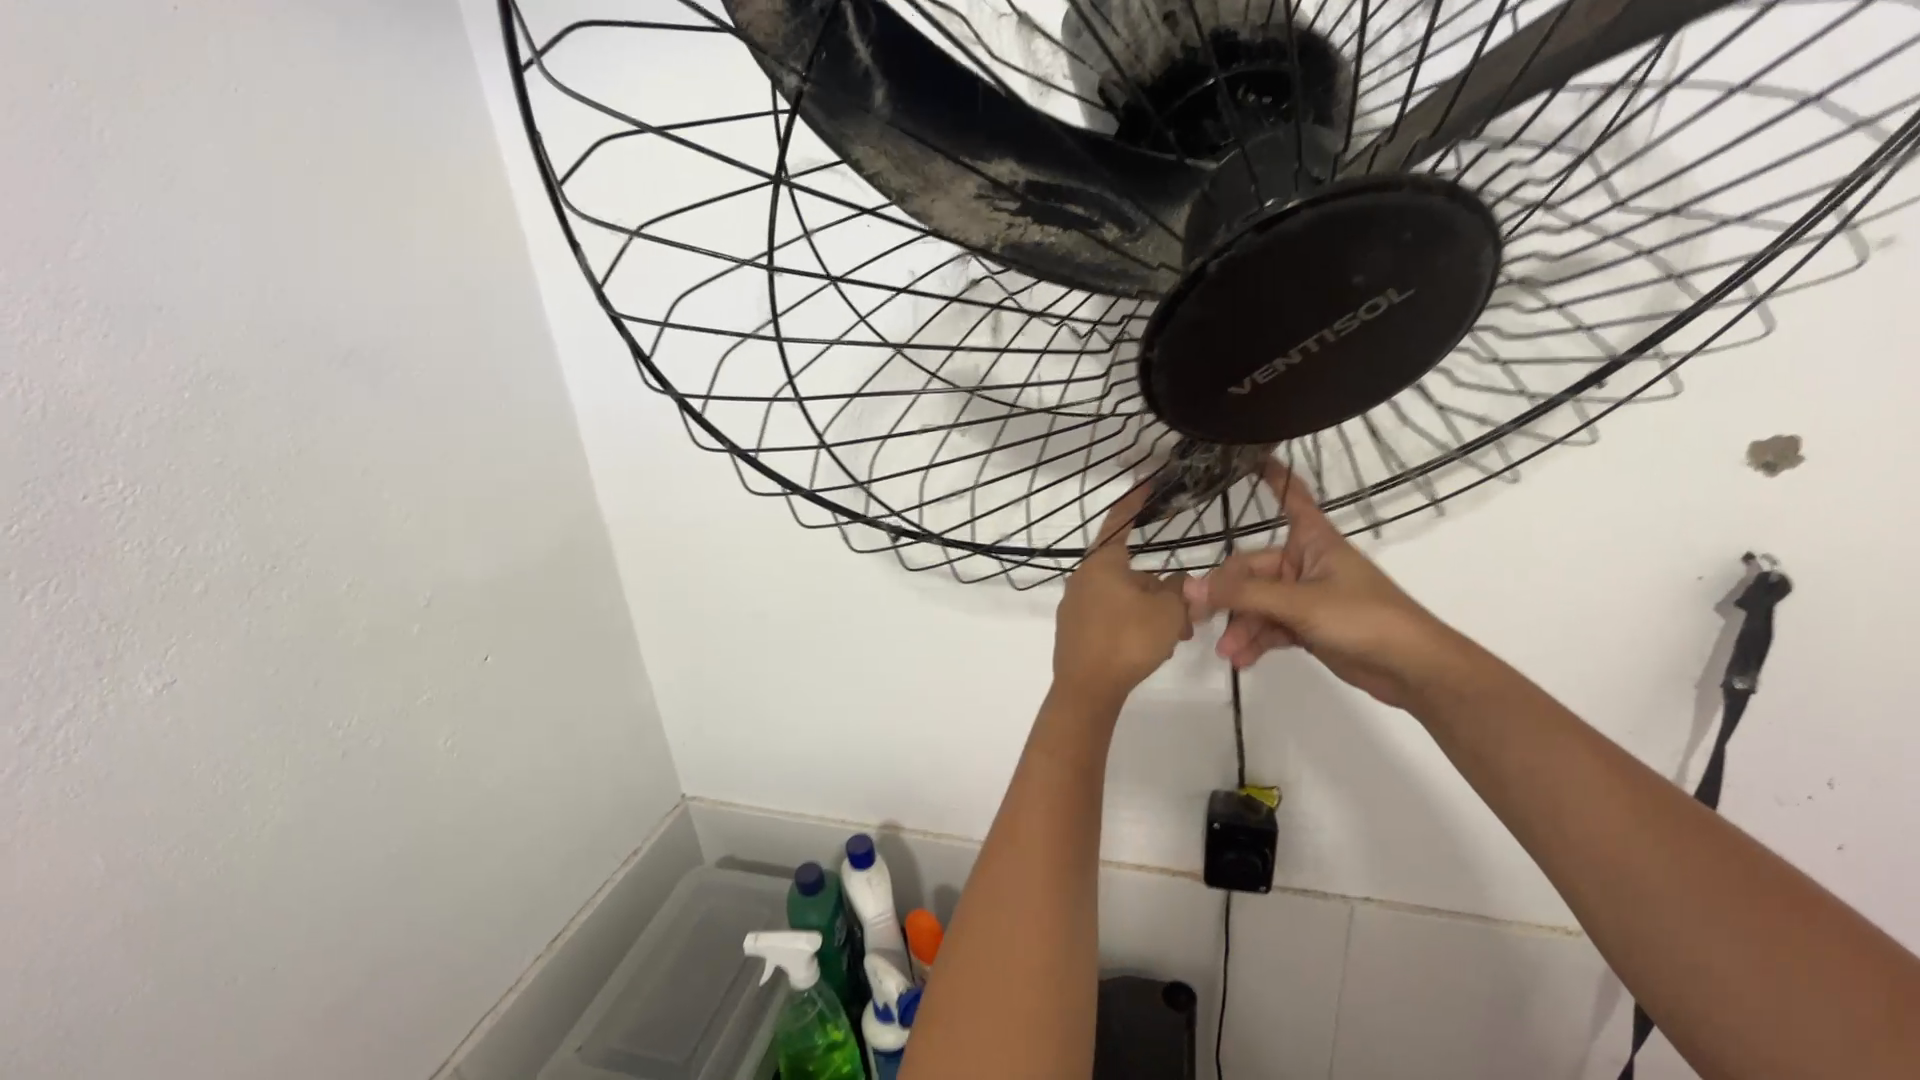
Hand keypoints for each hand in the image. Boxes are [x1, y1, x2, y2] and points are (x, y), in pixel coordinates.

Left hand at [1053, 486, 1193, 706]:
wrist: (1087, 689)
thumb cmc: (1128, 640)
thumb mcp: (1168, 611)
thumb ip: (1180, 590)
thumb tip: (1181, 583)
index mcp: (1102, 563)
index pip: (1120, 521)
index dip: (1136, 501)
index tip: (1147, 484)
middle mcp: (1083, 578)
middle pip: (1129, 572)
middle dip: (1161, 590)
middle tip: (1187, 615)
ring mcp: (1075, 606)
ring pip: (1123, 599)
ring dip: (1151, 612)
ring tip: (1175, 638)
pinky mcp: (1074, 632)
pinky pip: (1110, 618)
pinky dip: (1132, 625)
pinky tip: (1150, 649)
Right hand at [1183, 462, 1465, 708]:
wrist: (1411, 667)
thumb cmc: (1363, 617)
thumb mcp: (1299, 603)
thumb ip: (1243, 595)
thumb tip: (1190, 589)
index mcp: (1313, 541)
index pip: (1291, 498)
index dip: (1275, 479)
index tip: (1254, 456)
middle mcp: (1306, 563)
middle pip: (1253, 569)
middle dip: (1229, 596)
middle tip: (1200, 617)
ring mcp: (1306, 597)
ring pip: (1258, 603)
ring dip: (1240, 626)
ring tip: (1226, 652)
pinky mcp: (1307, 626)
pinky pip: (1270, 627)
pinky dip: (1255, 641)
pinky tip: (1241, 659)